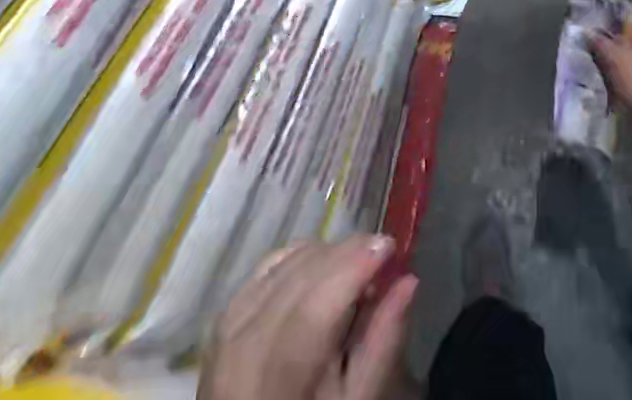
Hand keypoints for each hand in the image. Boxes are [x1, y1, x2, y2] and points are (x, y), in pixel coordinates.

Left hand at [201, 236, 418, 399]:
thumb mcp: (361, 398)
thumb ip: (385, 340)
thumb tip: (409, 280)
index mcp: (279, 383)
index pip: (315, 309)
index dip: (354, 268)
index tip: (391, 246)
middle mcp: (244, 352)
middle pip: (300, 278)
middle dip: (348, 253)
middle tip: (382, 254)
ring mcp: (226, 334)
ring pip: (284, 265)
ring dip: (326, 254)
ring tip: (354, 267)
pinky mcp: (221, 322)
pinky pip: (265, 268)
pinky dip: (298, 258)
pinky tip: (320, 266)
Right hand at [591, 18, 631, 121]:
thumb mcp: (615, 59)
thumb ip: (601, 43)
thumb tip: (589, 32)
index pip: (623, 22)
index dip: (605, 25)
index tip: (588, 31)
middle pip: (622, 41)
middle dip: (605, 47)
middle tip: (586, 51)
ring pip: (623, 59)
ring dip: (609, 64)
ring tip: (592, 68)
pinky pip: (627, 73)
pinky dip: (616, 77)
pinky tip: (604, 83)